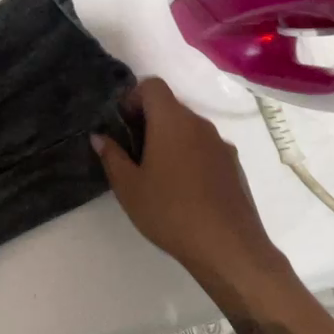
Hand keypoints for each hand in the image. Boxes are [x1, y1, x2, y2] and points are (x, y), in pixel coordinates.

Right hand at [91, 78, 283, 273]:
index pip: (152, 86)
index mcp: (172, 121)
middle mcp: (199, 124)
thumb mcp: (129, 187)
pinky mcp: (234, 166)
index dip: (133, 97)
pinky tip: (184, 190)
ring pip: (188, 129)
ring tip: (158, 175)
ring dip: (170, 140)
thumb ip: (112, 157)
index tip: (123, 125)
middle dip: (149, 121)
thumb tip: (100, 137)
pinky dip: (190, 156)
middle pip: (170, 107)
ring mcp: (221, 145)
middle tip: (133, 153)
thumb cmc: (170, 212)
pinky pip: (205, 148)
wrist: (228, 248)